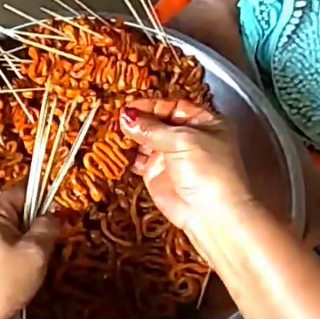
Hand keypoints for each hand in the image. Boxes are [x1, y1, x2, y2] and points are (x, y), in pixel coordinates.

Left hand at [0, 187, 60, 318]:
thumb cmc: (6, 281)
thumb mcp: (35, 251)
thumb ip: (47, 226)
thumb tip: (54, 213)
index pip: (21, 192)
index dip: (43, 199)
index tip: (60, 214)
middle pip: (17, 210)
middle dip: (37, 223)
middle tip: (52, 241)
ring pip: (14, 227)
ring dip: (30, 238)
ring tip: (40, 256)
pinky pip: (6, 241)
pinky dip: (19, 249)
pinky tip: (27, 265)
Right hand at [120, 99, 254, 239]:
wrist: (210, 213)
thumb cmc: (208, 171)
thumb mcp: (182, 140)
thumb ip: (152, 128)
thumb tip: (126, 117)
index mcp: (202, 122)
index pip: (171, 106)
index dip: (150, 105)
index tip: (128, 106)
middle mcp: (186, 137)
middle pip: (155, 122)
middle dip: (136, 120)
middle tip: (113, 117)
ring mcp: (169, 156)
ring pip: (144, 140)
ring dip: (128, 136)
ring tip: (109, 131)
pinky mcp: (155, 174)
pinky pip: (136, 160)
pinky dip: (124, 155)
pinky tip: (112, 149)